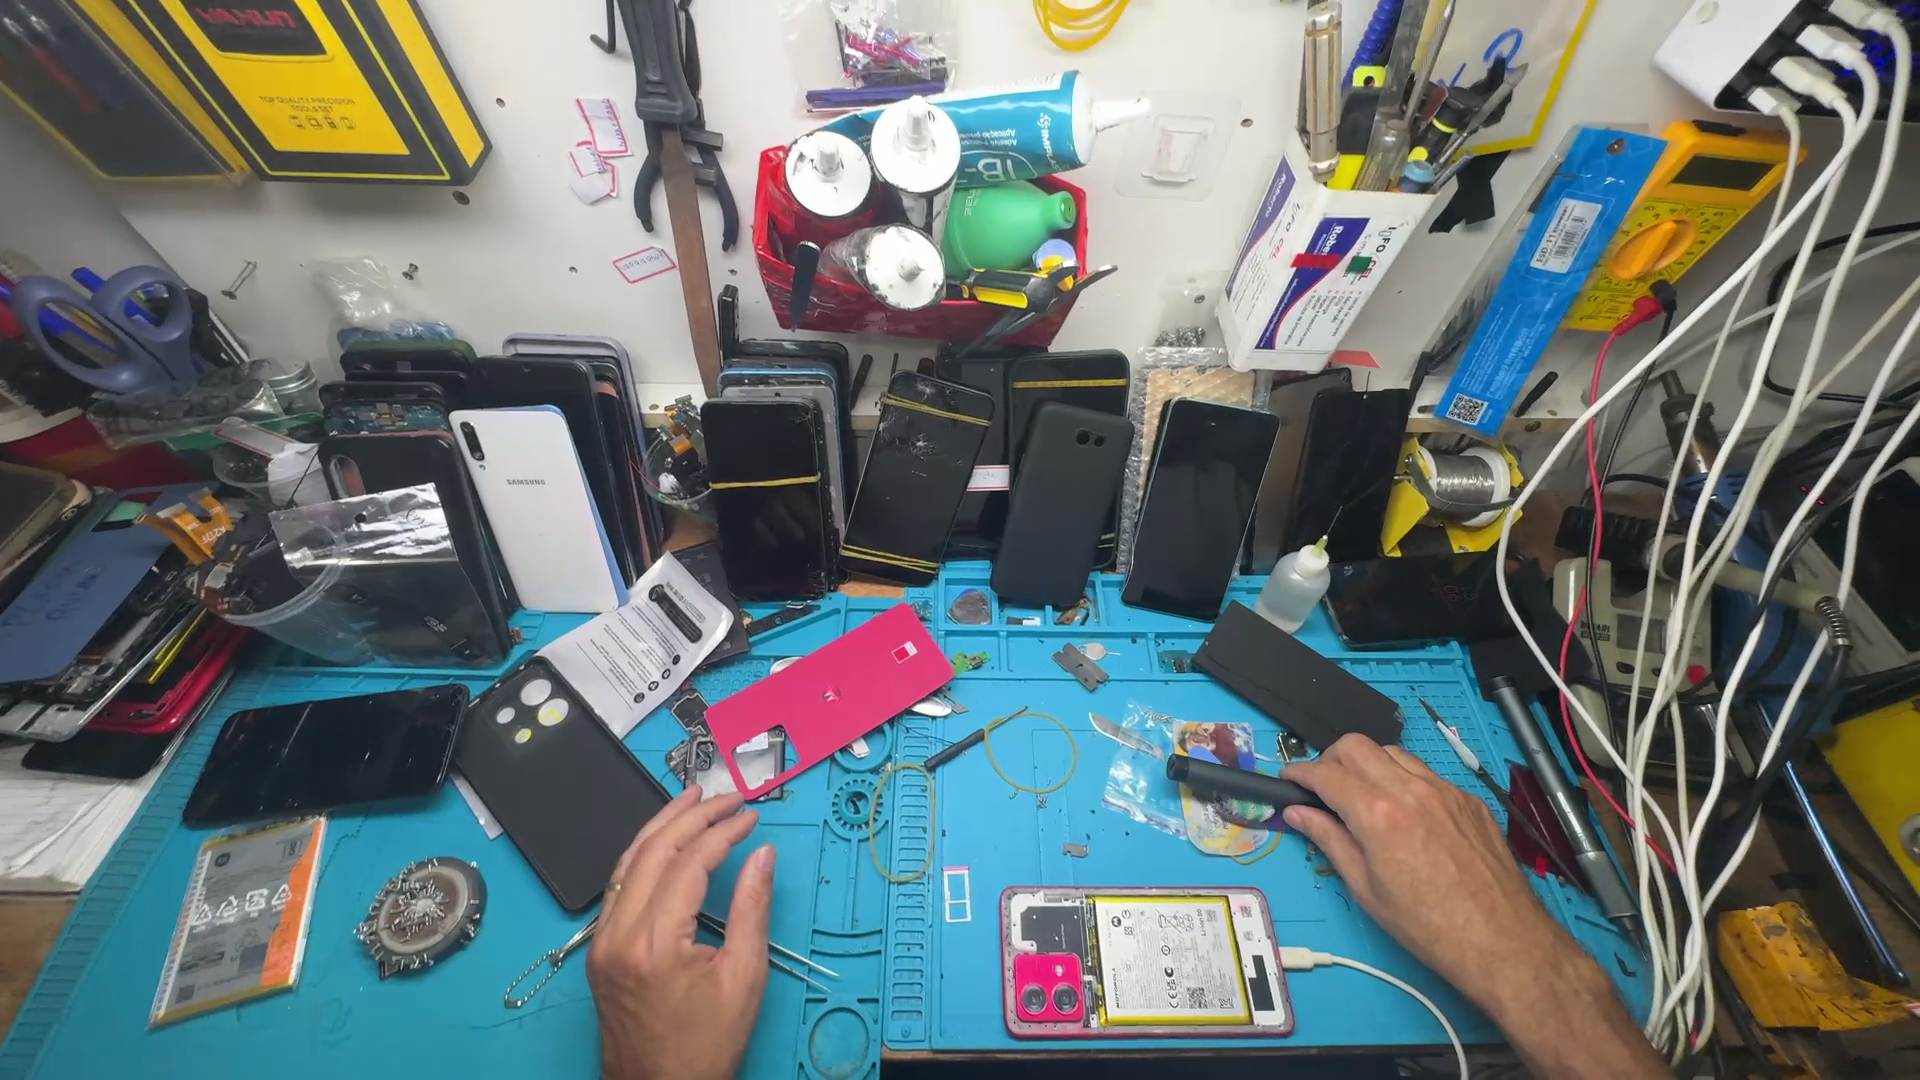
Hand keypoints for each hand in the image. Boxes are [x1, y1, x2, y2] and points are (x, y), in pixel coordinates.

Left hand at [588, 789, 775, 1079]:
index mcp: (656, 941)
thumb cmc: (707, 1043)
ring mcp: (602, 941)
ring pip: (629, 861)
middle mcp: (619, 934)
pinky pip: (619, 883)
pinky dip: (645, 850)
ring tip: (694, 797)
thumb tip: (762, 852)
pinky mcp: (600, 949)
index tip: (751, 816)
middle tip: (728, 796)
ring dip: (663, 823)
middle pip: (653, 850)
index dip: (723, 831)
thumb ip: (753, 907)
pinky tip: (665, 837)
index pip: (689, 862)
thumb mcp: (744, 976)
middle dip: (693, 814)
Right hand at [1282, 735, 1665, 1078]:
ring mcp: (1443, 790)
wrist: (1506, 946)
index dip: (1299, 772)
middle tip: (1325, 786)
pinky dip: (1403, 778)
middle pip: (1355, 745)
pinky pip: (1424, 771)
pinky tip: (1404, 809)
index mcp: (1377, 813)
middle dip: (1330, 758)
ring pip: (1390, 751)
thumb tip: (1297, 812)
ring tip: (1363, 793)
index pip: (1325, 773)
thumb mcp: (1365, 887)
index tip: (1289, 779)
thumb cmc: (1426, 925)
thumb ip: (1328, 839)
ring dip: (1367, 763)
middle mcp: (1409, 789)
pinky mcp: (1468, 799)